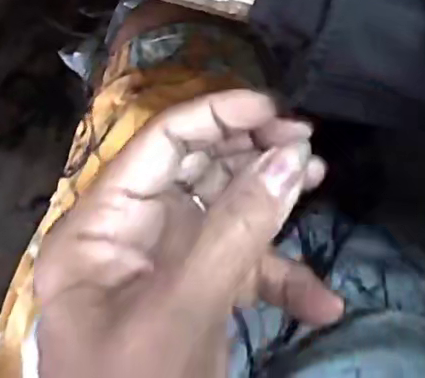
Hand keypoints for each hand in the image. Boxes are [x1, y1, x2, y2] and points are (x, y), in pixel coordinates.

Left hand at [33, 90, 344, 377]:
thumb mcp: (183, 313)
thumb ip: (238, 227)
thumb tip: (293, 153)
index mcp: (102, 227)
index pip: (163, 141)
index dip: (222, 113)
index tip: (280, 112)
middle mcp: (133, 236)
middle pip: (200, 167)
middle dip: (255, 153)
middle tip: (307, 144)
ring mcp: (167, 269)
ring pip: (226, 208)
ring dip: (275, 200)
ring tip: (321, 180)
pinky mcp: (197, 301)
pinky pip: (242, 269)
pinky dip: (281, 279)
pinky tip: (321, 302)